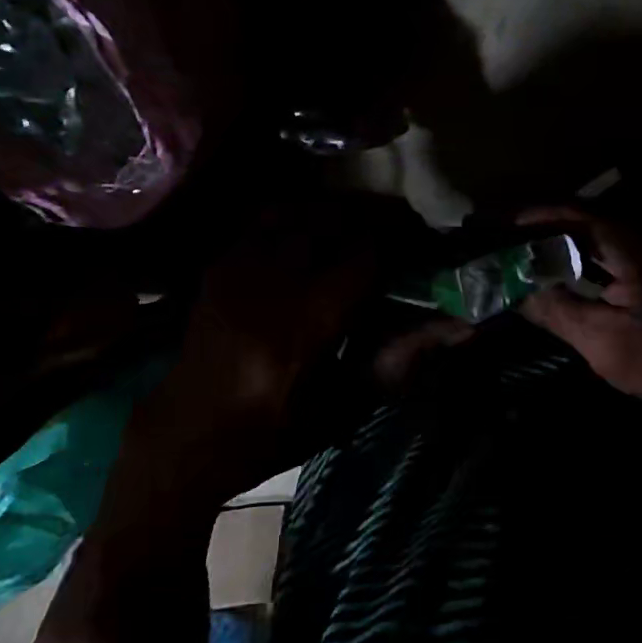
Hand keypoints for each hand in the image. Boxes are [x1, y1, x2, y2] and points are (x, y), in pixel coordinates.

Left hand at [128, 195, 410, 502]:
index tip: (421, 241)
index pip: (360, 257)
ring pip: (296, 208)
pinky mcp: (218, 266)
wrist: (184, 435)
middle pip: (329, 219)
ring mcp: (236, 270)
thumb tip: (456, 331)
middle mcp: (267, 288)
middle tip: (400, 224)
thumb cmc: (270, 433)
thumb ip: (396, 363)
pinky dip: (296, 212)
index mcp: (301, 331)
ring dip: (336, 208)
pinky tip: (312, 228)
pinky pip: (263, 218)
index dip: (399, 239)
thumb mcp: (341, 411)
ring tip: (360, 222)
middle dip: (373, 213)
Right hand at [517, 206, 641, 415]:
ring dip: (562, 238)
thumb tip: (511, 290)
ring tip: (525, 250)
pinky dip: (583, 251)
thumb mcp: (600, 340)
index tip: (504, 224)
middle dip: (545, 226)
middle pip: (586, 216)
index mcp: (637, 246)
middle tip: (509, 239)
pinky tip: (557, 265)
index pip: (577, 214)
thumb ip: (553, 309)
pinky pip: (611, 244)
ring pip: (598, 229)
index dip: (537, 216)